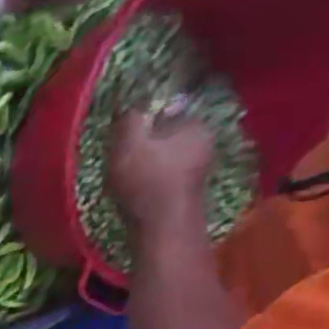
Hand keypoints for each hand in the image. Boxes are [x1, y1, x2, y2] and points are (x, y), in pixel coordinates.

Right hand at [108, 108, 214, 234]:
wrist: (163, 226)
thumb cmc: (146, 181)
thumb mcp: (129, 145)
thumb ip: (129, 121)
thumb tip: (129, 103)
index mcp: (195, 125)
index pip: (167, 115)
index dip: (143, 127)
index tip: (124, 142)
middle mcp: (206, 142)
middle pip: (168, 138)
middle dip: (147, 147)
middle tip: (122, 163)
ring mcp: (201, 168)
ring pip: (168, 159)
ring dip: (148, 167)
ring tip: (127, 181)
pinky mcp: (192, 190)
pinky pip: (169, 177)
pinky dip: (153, 183)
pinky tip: (139, 194)